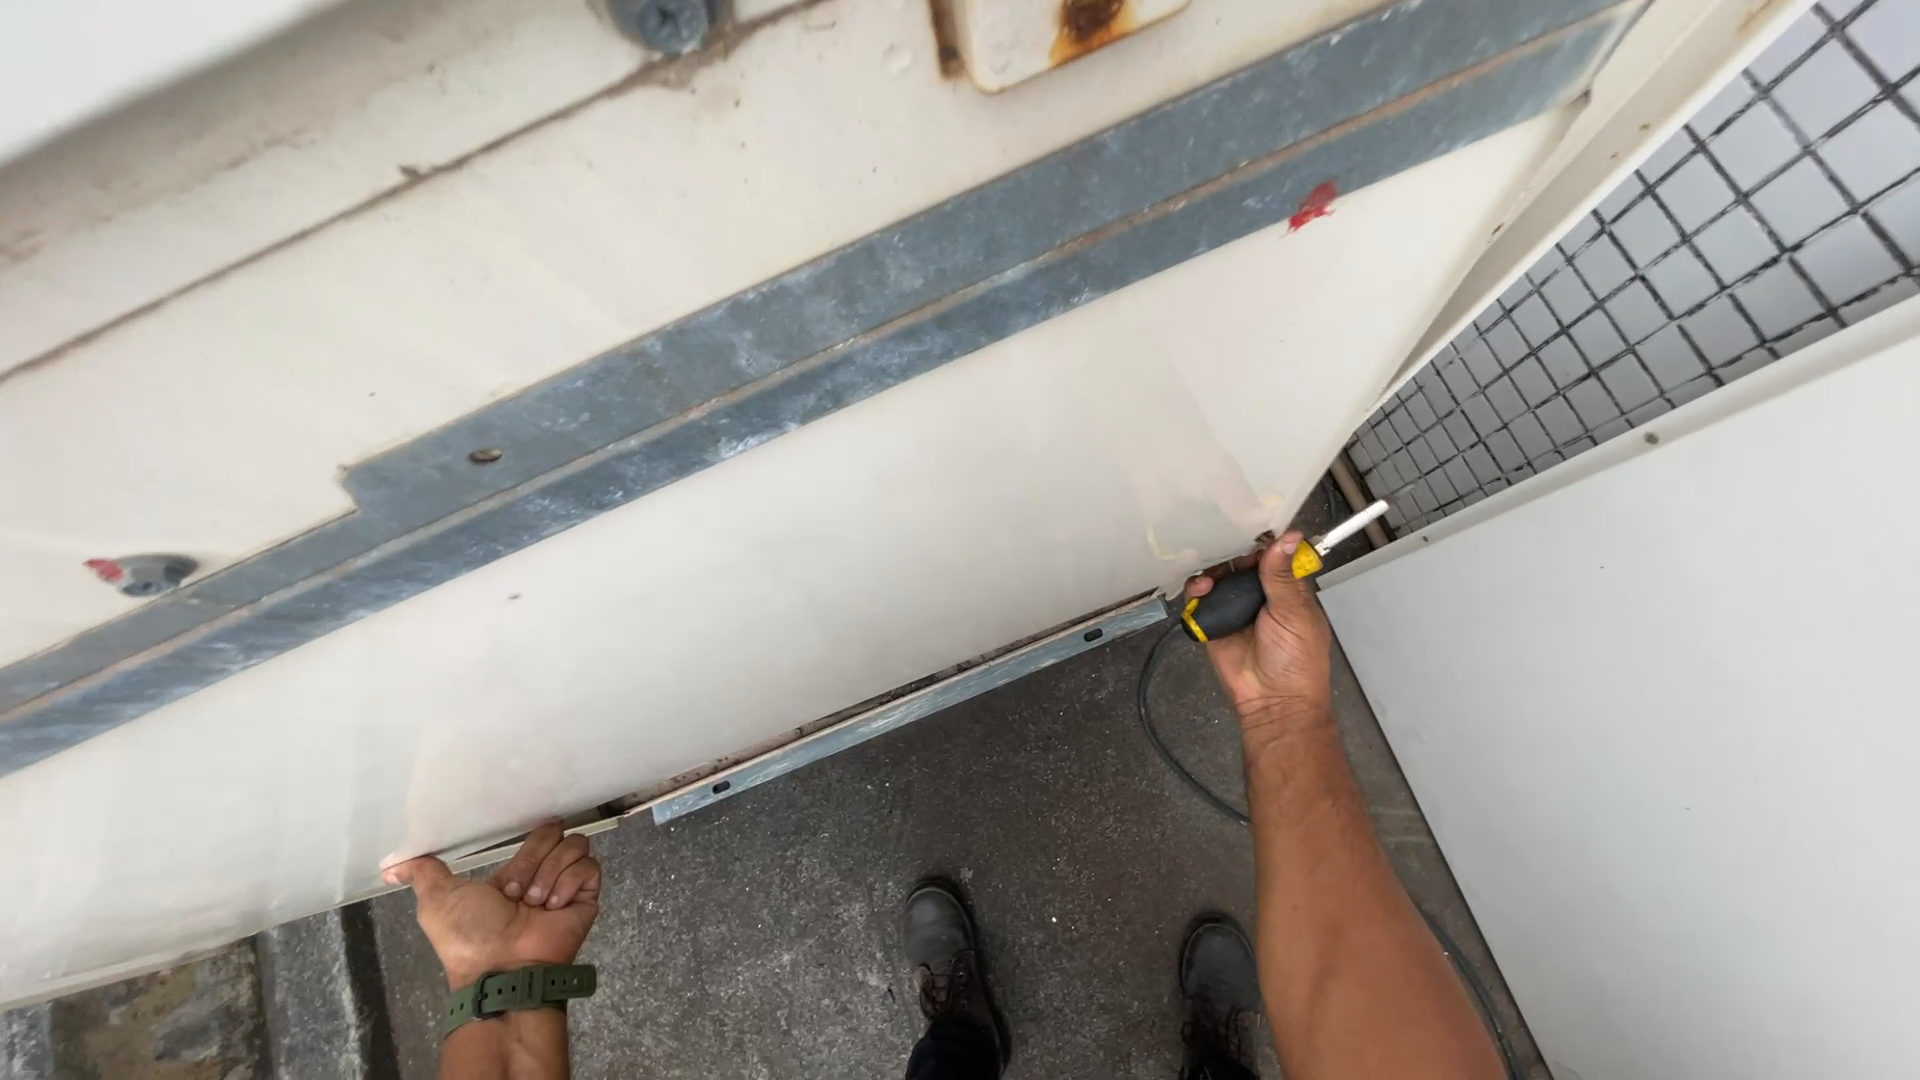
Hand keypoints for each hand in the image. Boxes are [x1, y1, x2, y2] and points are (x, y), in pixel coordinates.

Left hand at [383, 822, 602, 989]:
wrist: (503, 966)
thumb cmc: (471, 937)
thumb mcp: (439, 903)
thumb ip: (424, 876)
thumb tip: (392, 865)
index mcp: (517, 874)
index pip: (538, 834)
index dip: (527, 848)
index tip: (506, 882)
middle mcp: (545, 875)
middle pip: (557, 835)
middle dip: (534, 861)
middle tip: (517, 893)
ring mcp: (568, 885)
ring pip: (575, 847)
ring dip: (549, 874)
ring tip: (536, 904)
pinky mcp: (588, 896)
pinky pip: (589, 868)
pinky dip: (568, 884)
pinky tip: (553, 906)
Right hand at [1185, 530, 1332, 730]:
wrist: (1272, 700)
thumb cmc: (1296, 657)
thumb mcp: (1293, 613)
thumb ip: (1282, 575)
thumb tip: (1288, 536)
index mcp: (1286, 588)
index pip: (1271, 554)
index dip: (1261, 540)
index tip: (1246, 522)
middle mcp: (1258, 593)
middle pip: (1239, 561)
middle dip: (1229, 553)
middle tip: (1221, 549)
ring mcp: (1233, 606)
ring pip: (1217, 576)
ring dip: (1211, 571)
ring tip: (1209, 580)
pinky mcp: (1211, 621)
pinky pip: (1198, 599)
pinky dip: (1195, 590)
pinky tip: (1200, 589)